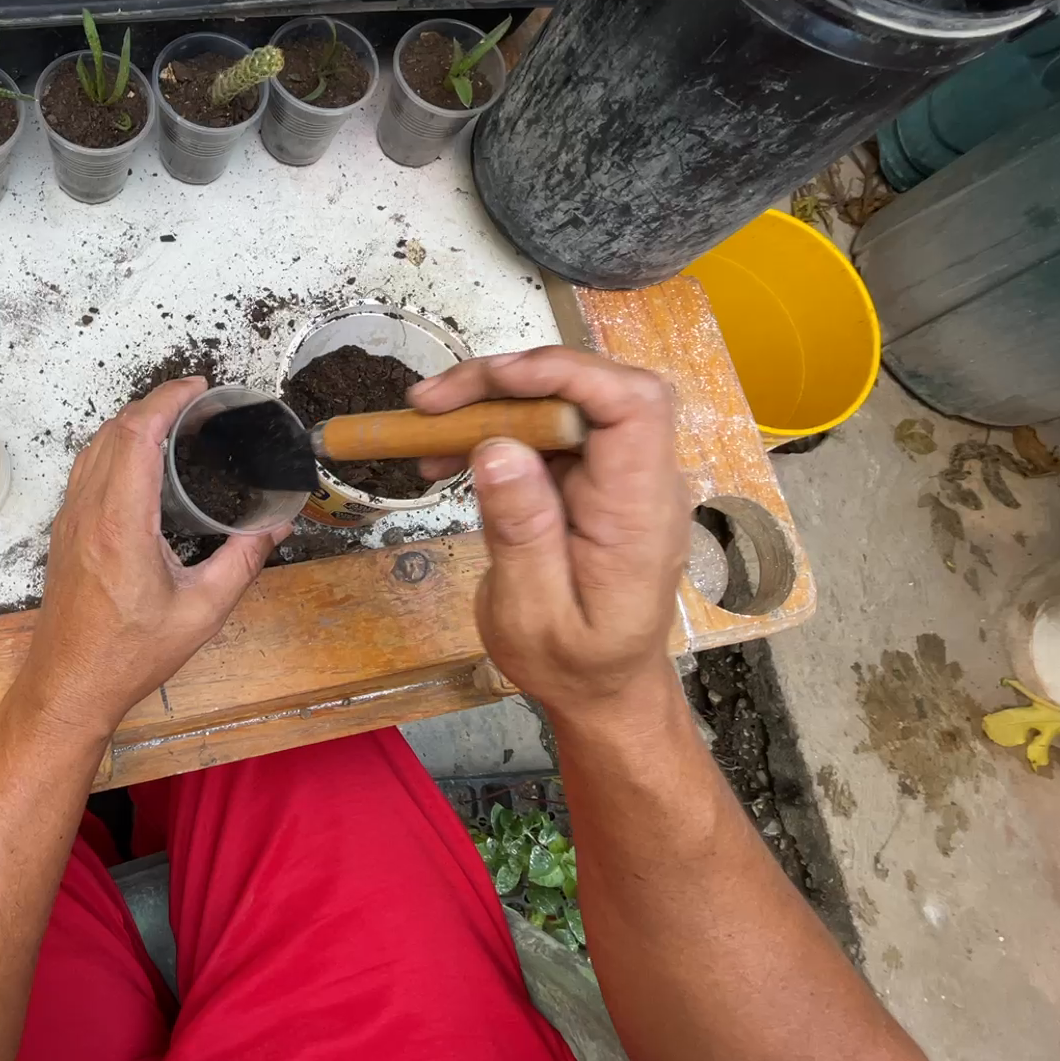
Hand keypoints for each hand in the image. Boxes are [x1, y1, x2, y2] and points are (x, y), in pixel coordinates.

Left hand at [16, 378, 287, 741]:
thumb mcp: (201, 611)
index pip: (136, 435)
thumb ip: (242, 562)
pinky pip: (85, 471)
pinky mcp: (64, 533)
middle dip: (152, 404)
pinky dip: (113, 449)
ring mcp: (69, 520)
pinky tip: (139, 463)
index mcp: (120, 523)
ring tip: (171, 424)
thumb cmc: (130, 654)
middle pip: (112, 431)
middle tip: (194, 403)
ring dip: (129, 424)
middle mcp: (87, 511)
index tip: (197, 387)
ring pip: (93, 448)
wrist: (69, 685)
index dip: (166, 400)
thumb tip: (276, 526)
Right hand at [406, 347, 690, 714]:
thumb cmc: (571, 663)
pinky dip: (486, 437)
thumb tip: (497, 449)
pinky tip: (441, 460)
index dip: (564, 374)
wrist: (600, 687)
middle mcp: (633, 481)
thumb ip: (520, 532)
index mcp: (637, 511)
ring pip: (555, 408)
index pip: (631, 406)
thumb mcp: (532, 614)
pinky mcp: (583, 485)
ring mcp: (609, 480)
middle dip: (506, 382)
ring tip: (422, 429)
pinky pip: (536, 439)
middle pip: (587, 392)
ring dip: (486, 406)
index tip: (489, 381)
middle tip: (428, 402)